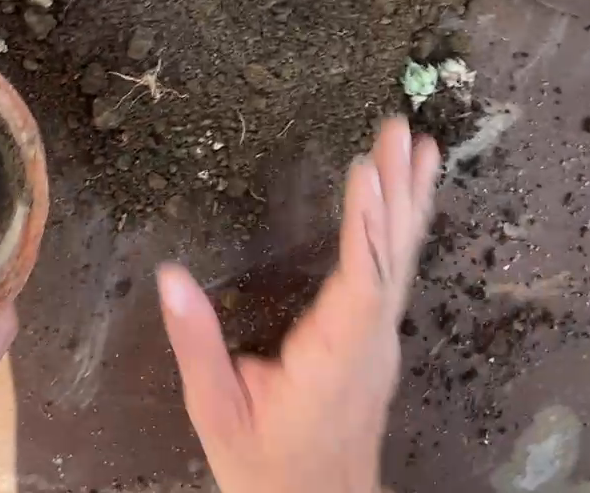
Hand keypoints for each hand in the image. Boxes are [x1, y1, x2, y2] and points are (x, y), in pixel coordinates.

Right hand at [158, 118, 440, 492]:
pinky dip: (404, 224)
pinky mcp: (378, 335)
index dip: (365, 227)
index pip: (359, 284)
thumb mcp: (217, 412)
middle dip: (397, 191)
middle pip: (391, 257)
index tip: (364, 170)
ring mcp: (381, 339)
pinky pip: (394, 268)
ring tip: (420, 144)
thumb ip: (197, 345)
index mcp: (333, 360)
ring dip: (410, 198)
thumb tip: (169, 274)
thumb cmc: (264, 466)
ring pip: (401, 258)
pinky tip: (409, 196)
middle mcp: (369, 342)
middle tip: (401, 131)